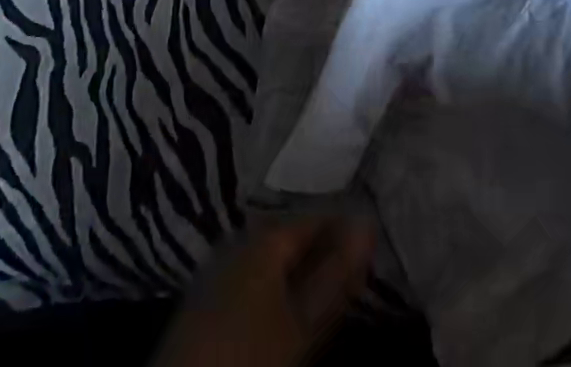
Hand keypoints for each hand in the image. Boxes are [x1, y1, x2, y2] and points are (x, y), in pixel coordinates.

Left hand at [154, 216, 375, 366]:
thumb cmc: (251, 361)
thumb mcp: (304, 322)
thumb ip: (339, 272)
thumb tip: (369, 225)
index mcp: (264, 240)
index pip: (318, 218)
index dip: (347, 233)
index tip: (369, 254)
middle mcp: (238, 243)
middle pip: (293, 238)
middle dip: (323, 253)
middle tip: (351, 279)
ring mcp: (215, 271)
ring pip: (272, 260)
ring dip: (299, 273)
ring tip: (324, 298)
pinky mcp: (201, 302)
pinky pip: (250, 278)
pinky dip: (274, 288)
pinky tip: (285, 312)